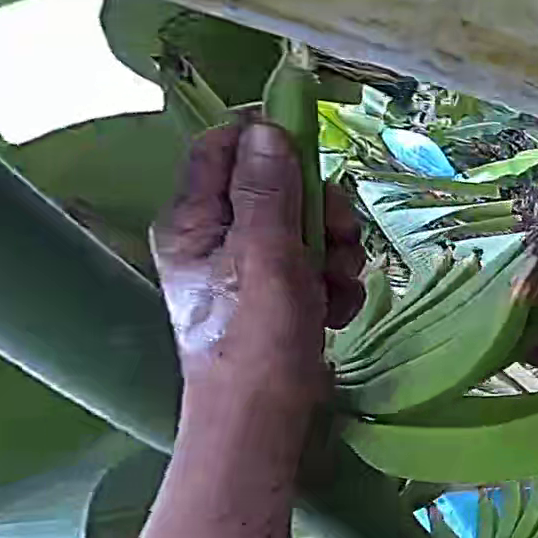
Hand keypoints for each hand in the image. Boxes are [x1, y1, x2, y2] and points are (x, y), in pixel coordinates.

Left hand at [110, 121, 364, 537]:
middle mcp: (222, 238)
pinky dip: (339, 286)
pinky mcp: (282, 296)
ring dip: (340, 256)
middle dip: (324, 214)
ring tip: (339, 290)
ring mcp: (253, 269)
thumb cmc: (259, 334)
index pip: (223, 150)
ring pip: (312, 234)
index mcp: (198, 221)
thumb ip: (268, 193)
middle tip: (339, 238)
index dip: (267, 139)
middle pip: (283, 194)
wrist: (266, 408)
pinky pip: (322, 270)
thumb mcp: (267, 256)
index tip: (314, 144)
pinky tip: (338, 310)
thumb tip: (268, 129)